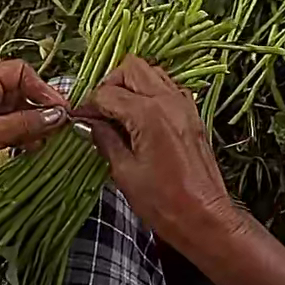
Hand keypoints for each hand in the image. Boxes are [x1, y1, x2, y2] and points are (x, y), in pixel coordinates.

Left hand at [0, 61, 68, 213]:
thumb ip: (25, 122)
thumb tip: (59, 114)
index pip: (18, 72)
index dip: (41, 88)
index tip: (60, 108)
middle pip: (21, 92)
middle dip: (41, 107)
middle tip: (60, 126)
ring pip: (18, 114)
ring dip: (35, 125)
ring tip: (48, 140)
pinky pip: (11, 132)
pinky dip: (25, 138)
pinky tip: (33, 149)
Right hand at [77, 57, 251, 249]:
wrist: (204, 216)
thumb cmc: (163, 202)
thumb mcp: (125, 172)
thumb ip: (105, 140)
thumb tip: (88, 124)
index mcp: (148, 113)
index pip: (107, 92)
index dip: (89, 105)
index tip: (79, 119)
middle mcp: (169, 101)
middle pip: (132, 68)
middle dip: (110, 84)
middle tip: (99, 111)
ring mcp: (184, 105)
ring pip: (152, 73)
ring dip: (132, 85)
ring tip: (118, 113)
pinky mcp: (193, 114)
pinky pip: (168, 88)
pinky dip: (151, 94)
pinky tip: (140, 118)